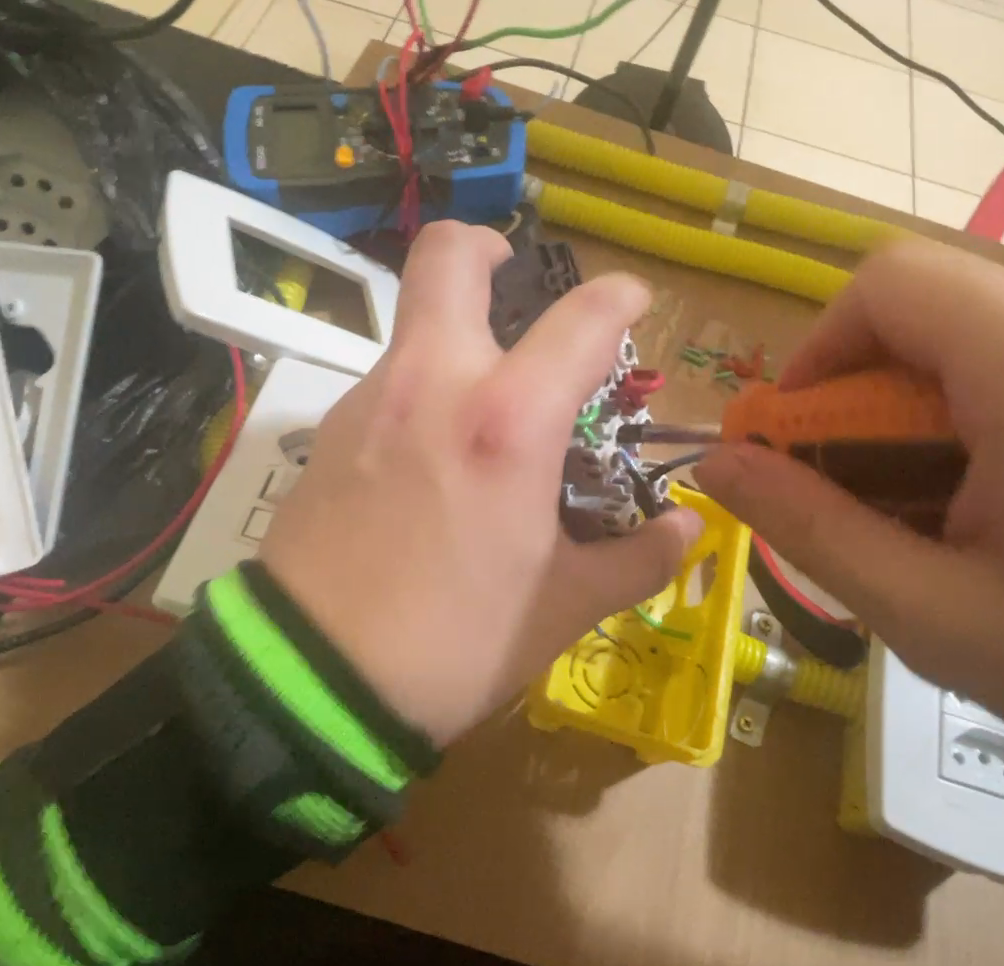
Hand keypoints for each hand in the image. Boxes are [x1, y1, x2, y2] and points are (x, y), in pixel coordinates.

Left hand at [258, 223, 701, 747]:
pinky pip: (385, 388)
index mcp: (509, 422)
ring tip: (481, 419)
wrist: (315, 680)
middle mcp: (434, 384)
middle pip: (449, 257)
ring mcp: (369, 402)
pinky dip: (419, 399)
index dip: (620, 297)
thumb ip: (636, 560)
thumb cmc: (456, 642)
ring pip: (415, 329)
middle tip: (513, 280)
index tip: (633, 303)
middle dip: (487, 247)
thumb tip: (688, 531)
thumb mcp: (562, 608)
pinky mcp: (326, 435)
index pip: (581, 319)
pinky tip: (428, 466)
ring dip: (455, 343)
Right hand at [694, 243, 1003, 856]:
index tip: (797, 442)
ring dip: (943, 413)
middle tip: (873, 505)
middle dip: (875, 400)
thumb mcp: (937, 616)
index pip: (887, 282)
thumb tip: (717, 467)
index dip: (815, 352)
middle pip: (944, 310)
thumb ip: (810, 530)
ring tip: (958, 520)